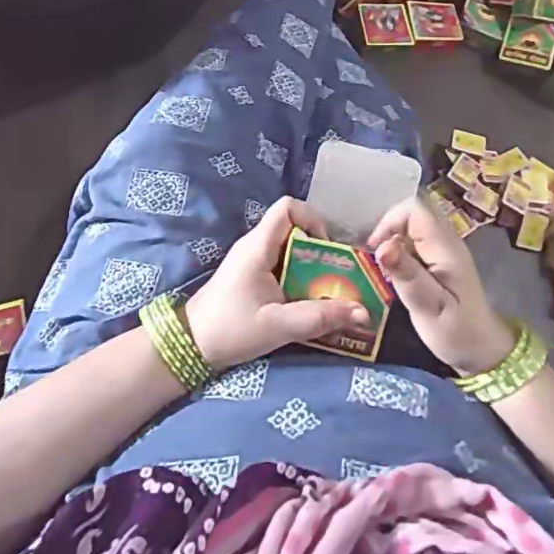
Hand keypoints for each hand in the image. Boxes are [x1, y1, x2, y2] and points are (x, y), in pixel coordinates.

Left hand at [184, 197, 369, 370]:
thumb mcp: (279, 326)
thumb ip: (321, 317)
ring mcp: (251, 260)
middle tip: (336, 275)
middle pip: (294, 228)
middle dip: (320, 248)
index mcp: (258, 247)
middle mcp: (255, 246)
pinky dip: (299, 276)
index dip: (313, 219)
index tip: (327, 249)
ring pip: (290, 248)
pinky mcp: (251, 276)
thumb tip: (363, 312)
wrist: (190, 345)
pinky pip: (282, 264)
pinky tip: (307, 300)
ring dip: (311, 265)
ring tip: (327, 290)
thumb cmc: (230, 329)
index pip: (288, 207)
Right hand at [367, 197, 516, 376]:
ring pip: (413, 225)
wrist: (482, 350)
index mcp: (445, 248)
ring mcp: (445, 249)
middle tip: (376, 258)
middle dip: (388, 228)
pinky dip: (400, 250)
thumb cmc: (455, 331)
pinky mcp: (441, 259)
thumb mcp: (427, 307)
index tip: (375, 248)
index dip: (390, 221)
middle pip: (413, 212)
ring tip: (383, 268)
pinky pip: (416, 240)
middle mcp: (447, 241)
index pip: (415, 208)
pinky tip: (395, 273)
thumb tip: (382, 246)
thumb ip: (406, 275)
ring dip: (392, 239)